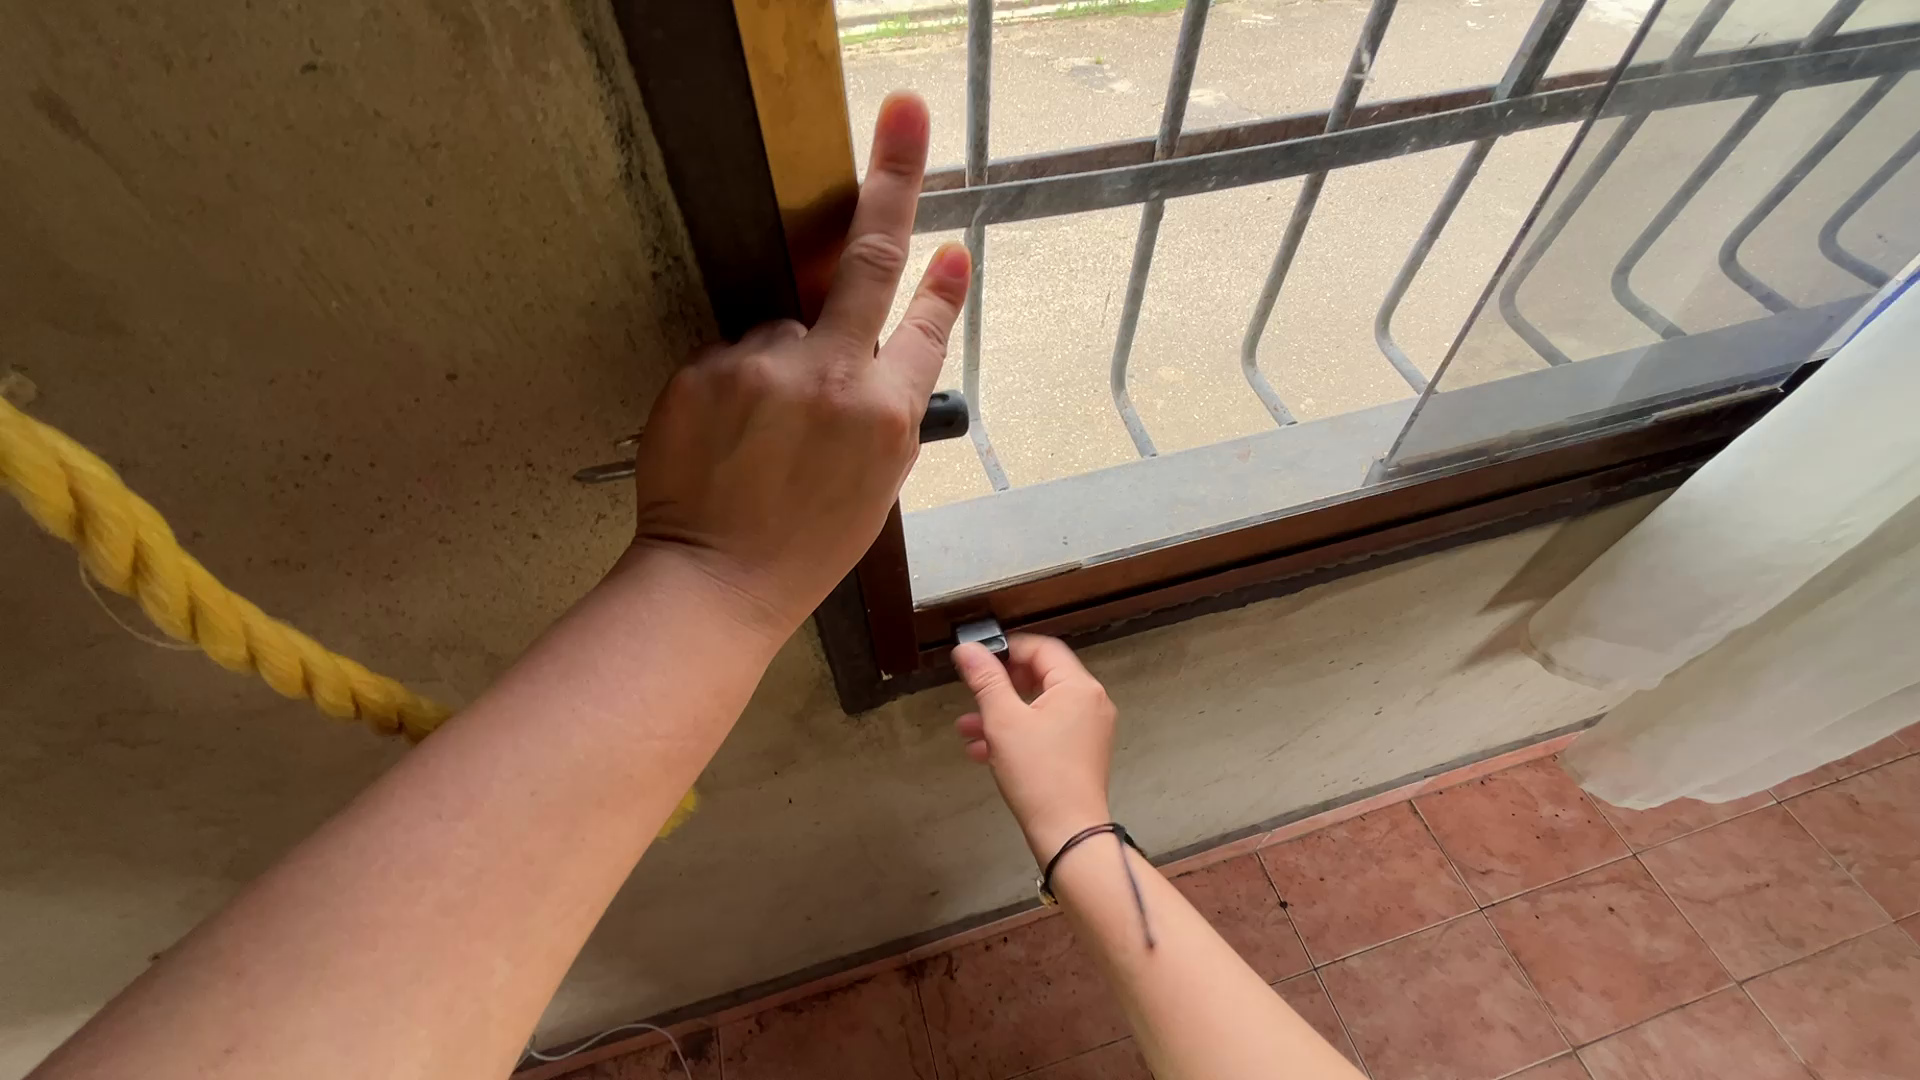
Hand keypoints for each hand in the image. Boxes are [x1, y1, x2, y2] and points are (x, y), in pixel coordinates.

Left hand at [622, 92, 969, 640]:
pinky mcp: (708, 366)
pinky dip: (740, 382)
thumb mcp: (875, 487)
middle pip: (868, 259)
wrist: (719, 577)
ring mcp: (766, 365)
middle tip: (907, 113)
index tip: (953, 251)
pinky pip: (737, 354)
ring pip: (784, 330)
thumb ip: (883, 414)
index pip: (923, 329)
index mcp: (887, 414)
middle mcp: (833, 375)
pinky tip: (732, 434)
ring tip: (765, 435)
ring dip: (783, 363)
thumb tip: (879, 357)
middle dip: (892, 179)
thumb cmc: (809, 545)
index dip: (942, 289)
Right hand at [953, 635, 1118, 863]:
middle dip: (1002, 684)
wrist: (1067, 834)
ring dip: (1003, 712)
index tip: (980, 656)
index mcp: (1078, 687)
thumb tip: (967, 649)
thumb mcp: (1003, 720)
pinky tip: (985, 750)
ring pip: (1039, 707)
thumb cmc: (1040, 776)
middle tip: (975, 689)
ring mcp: (1088, 730)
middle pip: (1041, 676)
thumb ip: (985, 679)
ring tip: (969, 726)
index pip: (1042, 648)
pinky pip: (1046, 730)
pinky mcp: (1081, 753)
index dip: (1008, 648)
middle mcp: (1090, 703)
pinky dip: (1019, 733)